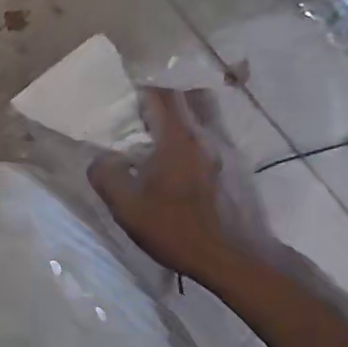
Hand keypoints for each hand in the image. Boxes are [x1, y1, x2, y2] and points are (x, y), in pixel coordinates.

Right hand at [87, 87, 283, 285]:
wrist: (240, 261)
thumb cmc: (179, 230)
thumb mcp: (127, 208)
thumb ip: (106, 175)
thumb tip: (106, 157)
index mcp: (180, 138)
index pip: (163, 92)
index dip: (144, 85)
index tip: (127, 93)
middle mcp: (209, 135)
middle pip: (192, 94)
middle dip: (168, 94)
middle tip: (146, 112)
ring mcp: (231, 150)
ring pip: (209, 114)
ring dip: (187, 115)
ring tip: (164, 139)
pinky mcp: (242, 169)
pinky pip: (217, 137)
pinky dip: (199, 138)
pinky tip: (185, 167)